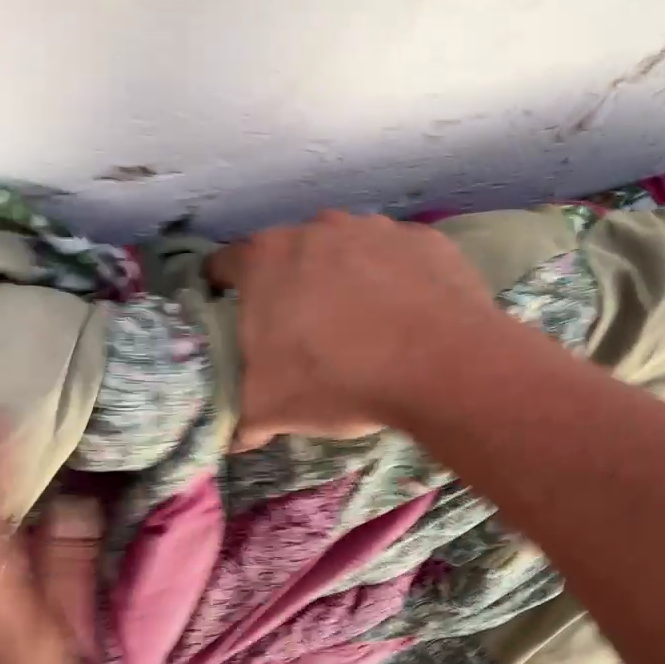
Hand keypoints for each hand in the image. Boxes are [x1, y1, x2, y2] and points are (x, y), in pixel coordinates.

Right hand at [205, 209, 510, 448]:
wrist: (444, 366)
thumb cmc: (337, 379)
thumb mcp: (269, 410)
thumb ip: (241, 416)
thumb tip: (237, 435)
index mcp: (263, 261)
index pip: (222, 266)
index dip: (220, 292)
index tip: (230, 317)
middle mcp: (313, 230)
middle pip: (284, 255)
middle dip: (284, 287)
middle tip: (295, 332)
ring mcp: (372, 227)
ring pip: (340, 251)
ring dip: (338, 279)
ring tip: (355, 326)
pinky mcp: (423, 238)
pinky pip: (392, 257)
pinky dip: (389, 280)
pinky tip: (401, 318)